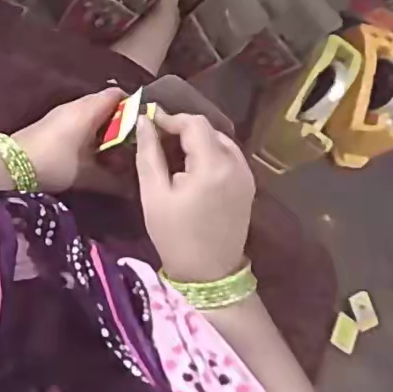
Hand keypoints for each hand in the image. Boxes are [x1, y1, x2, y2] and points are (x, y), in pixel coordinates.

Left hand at [10, 88, 127, 193]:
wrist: (9, 165)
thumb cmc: (53, 164)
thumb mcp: (86, 175)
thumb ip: (112, 180)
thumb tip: (132, 188)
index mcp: (88, 110)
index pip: (118, 95)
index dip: (134, 106)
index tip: (144, 126)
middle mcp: (75, 106)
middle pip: (105, 105)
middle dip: (120, 123)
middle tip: (132, 145)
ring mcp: (60, 114)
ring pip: (90, 115)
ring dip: (103, 131)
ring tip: (114, 154)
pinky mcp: (50, 124)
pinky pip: (77, 122)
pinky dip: (88, 134)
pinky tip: (92, 155)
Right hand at [135, 112, 253, 282]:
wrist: (208, 273)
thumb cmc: (175, 236)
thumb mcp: (154, 195)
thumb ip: (149, 154)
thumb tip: (144, 121)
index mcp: (213, 166)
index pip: (194, 124)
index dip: (170, 118)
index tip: (148, 121)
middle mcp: (236, 164)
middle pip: (208, 129)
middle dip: (182, 128)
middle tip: (156, 137)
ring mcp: (246, 174)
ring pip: (220, 140)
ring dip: (196, 140)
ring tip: (171, 151)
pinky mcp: (248, 185)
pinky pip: (228, 156)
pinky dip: (209, 153)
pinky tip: (191, 166)